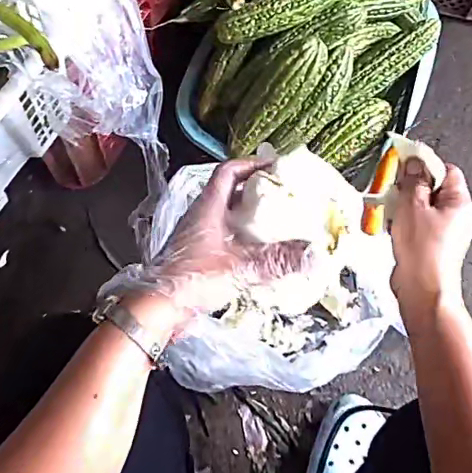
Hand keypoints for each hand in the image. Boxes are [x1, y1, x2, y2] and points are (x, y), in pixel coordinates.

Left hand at [117, 158, 312, 331]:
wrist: (157, 308)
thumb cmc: (193, 278)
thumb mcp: (240, 268)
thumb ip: (277, 261)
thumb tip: (314, 254)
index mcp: (207, 207)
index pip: (228, 172)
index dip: (251, 164)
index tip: (274, 166)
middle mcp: (200, 216)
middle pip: (229, 191)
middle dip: (255, 189)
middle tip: (281, 193)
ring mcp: (196, 235)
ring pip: (226, 215)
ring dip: (248, 214)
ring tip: (275, 220)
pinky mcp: (196, 255)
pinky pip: (223, 236)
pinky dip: (242, 237)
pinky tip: (257, 251)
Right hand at [389, 158, 471, 324]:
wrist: (422, 290)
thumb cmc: (423, 252)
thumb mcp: (412, 206)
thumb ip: (412, 180)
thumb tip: (414, 163)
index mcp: (460, 203)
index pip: (446, 170)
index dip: (425, 163)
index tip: (405, 161)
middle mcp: (456, 216)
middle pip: (433, 187)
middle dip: (410, 186)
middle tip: (395, 188)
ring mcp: (444, 231)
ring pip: (422, 206)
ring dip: (404, 205)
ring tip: (392, 211)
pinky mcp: (431, 243)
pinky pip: (417, 222)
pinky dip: (403, 221)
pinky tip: (392, 227)